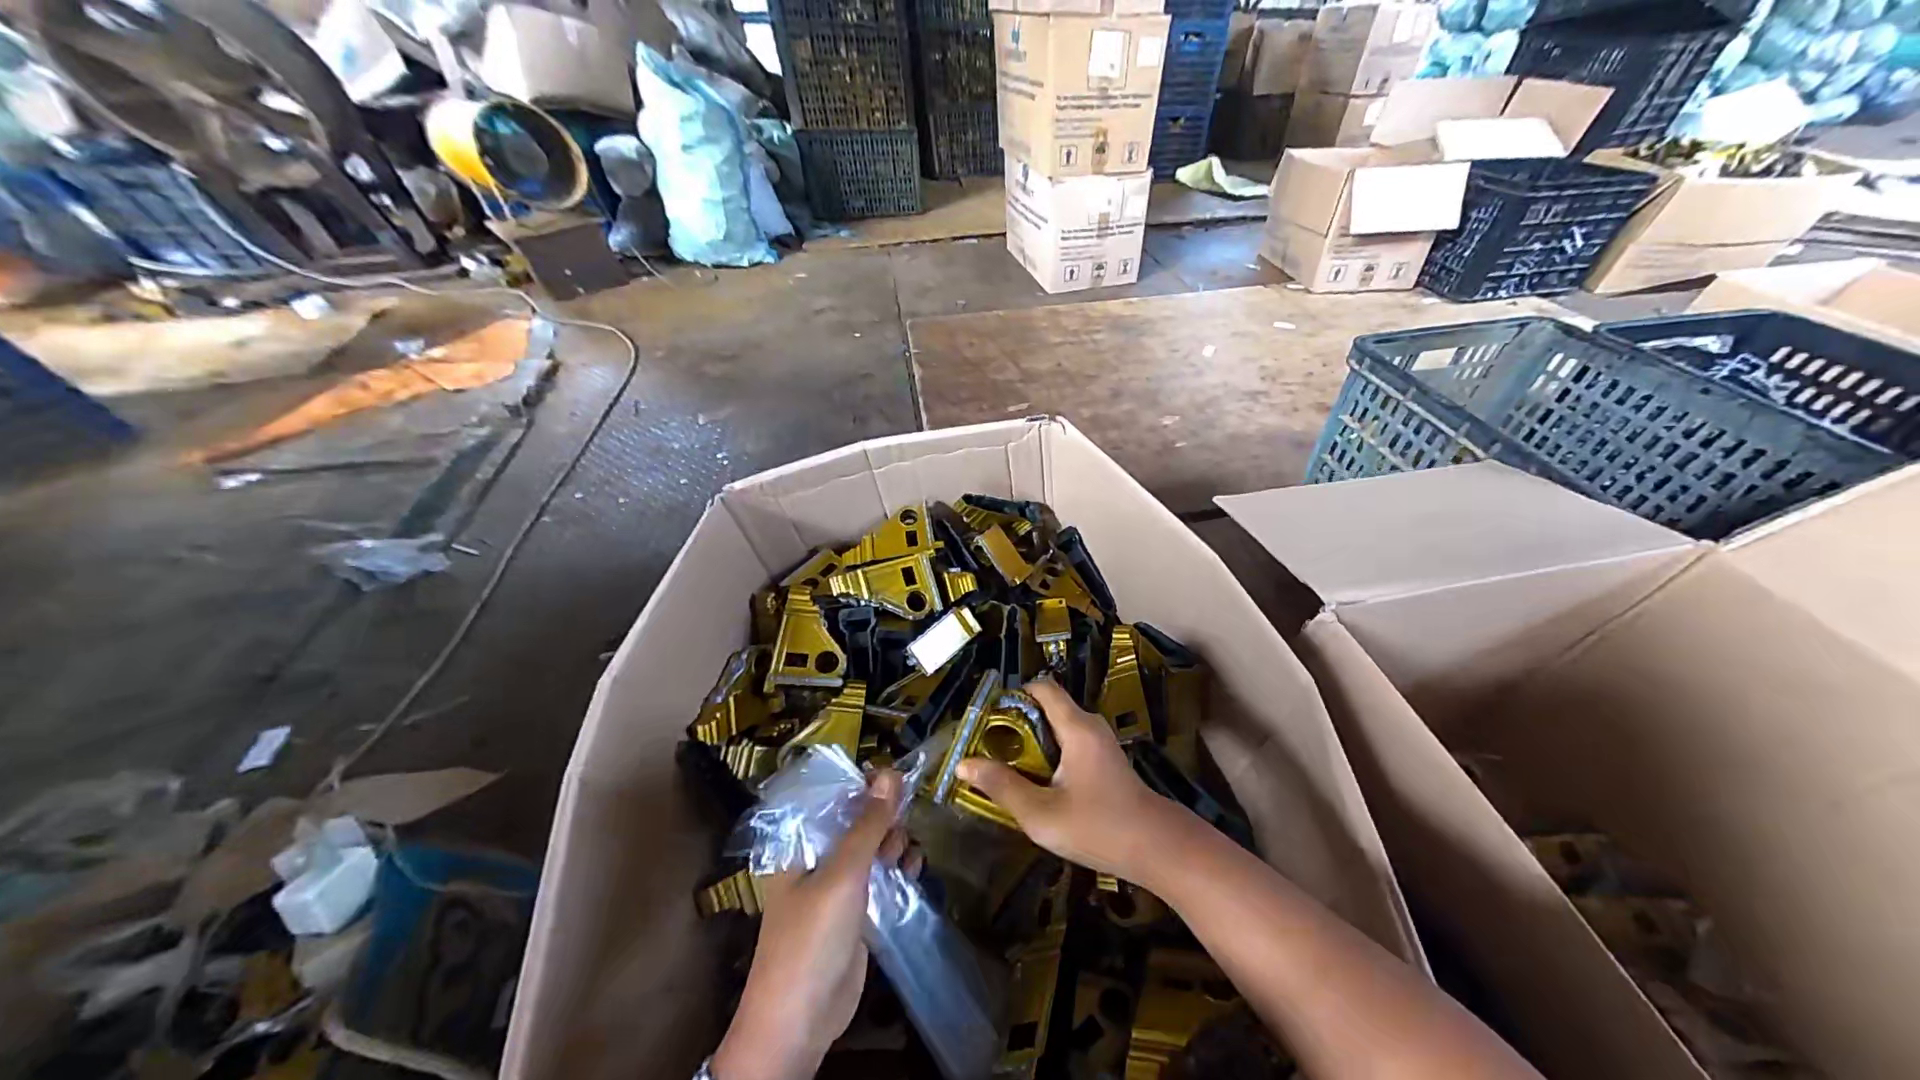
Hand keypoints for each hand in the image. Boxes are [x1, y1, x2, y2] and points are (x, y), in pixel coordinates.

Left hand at [711, 769, 908, 1079]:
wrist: (800, 1020)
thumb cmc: (811, 938)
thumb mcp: (841, 874)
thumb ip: (867, 825)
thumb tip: (890, 774)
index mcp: (799, 844)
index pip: (830, 799)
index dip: (861, 784)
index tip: (895, 775)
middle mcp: (816, 860)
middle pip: (854, 822)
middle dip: (881, 814)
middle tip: (905, 815)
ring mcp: (836, 888)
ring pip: (870, 849)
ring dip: (892, 841)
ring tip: (908, 848)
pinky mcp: (856, 913)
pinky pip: (880, 878)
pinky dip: (898, 868)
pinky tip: (916, 865)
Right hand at [956, 678, 1190, 884]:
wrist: (1159, 850)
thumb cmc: (1099, 828)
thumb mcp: (1041, 814)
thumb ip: (1002, 786)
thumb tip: (963, 763)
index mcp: (1076, 727)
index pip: (1042, 688)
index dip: (1012, 695)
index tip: (987, 721)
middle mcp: (1090, 726)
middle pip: (1046, 707)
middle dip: (1015, 723)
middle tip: (989, 749)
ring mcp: (1100, 743)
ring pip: (1056, 728)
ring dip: (1031, 742)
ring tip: (1006, 767)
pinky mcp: (1104, 762)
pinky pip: (1068, 744)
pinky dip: (1048, 755)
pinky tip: (1036, 783)